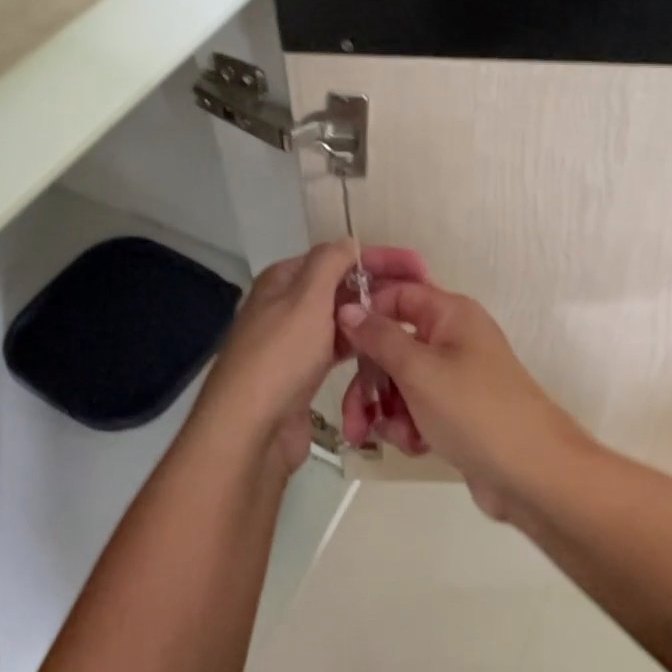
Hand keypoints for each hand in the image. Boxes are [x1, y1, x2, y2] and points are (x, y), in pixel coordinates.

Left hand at [196, 241, 427, 473]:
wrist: (249, 430)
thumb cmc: (280, 357)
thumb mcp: (306, 299)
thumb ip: (329, 264)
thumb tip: (349, 241)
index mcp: (282, 281)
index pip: (335, 257)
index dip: (377, 259)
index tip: (418, 267)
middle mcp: (285, 306)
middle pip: (339, 288)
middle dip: (378, 288)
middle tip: (422, 295)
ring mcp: (294, 342)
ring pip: (341, 320)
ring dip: (371, 318)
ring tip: (410, 321)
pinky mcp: (303, 373)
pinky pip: (338, 350)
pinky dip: (360, 346)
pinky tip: (385, 350)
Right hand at [336, 284, 587, 517]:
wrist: (531, 474)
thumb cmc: (474, 410)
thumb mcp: (418, 370)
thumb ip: (379, 338)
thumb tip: (347, 308)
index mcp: (450, 314)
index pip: (395, 294)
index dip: (364, 313)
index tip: (333, 342)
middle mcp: (452, 339)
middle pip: (392, 346)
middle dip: (369, 383)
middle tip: (353, 419)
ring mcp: (455, 378)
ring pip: (399, 383)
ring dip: (386, 411)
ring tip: (392, 438)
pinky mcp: (455, 413)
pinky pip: (416, 410)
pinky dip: (408, 427)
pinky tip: (413, 446)